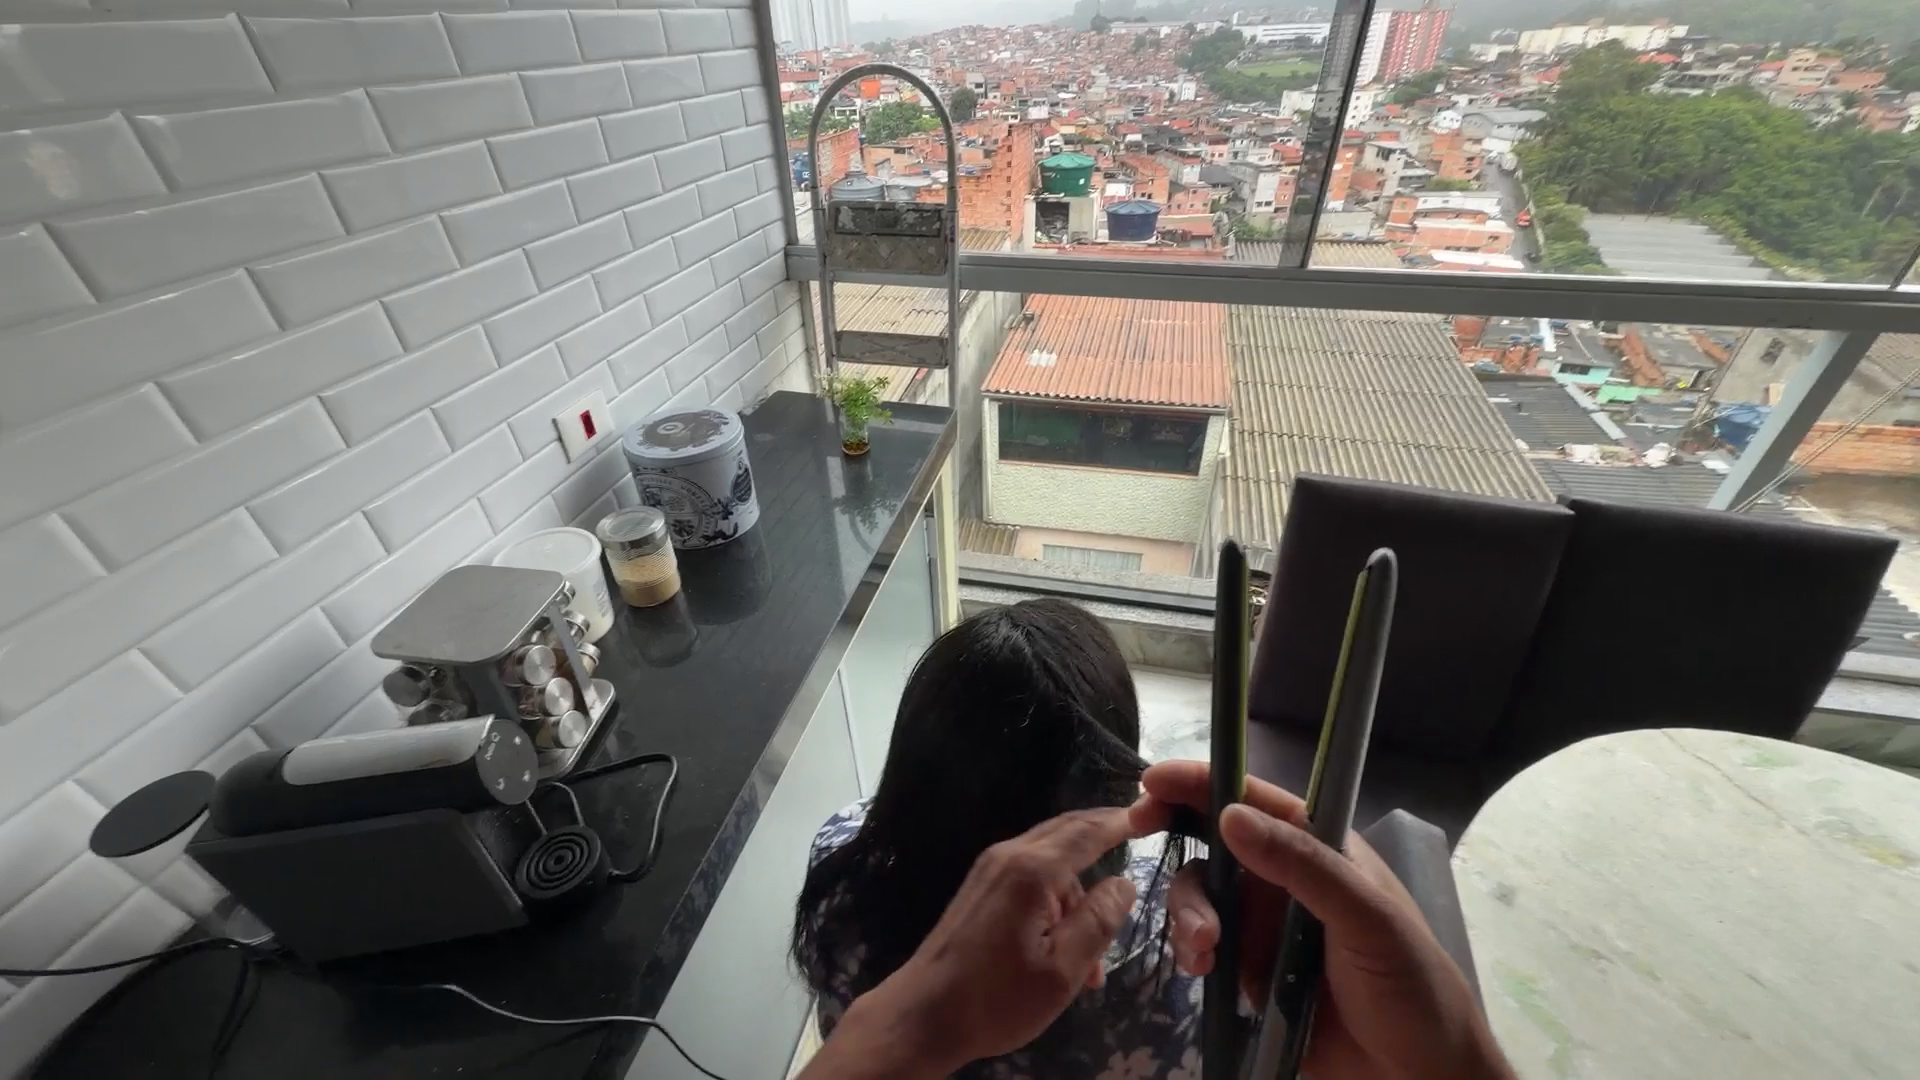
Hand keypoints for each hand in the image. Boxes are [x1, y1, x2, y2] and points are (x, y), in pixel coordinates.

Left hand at [801, 808, 1143, 1079]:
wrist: (925, 1013)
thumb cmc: (997, 997)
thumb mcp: (1062, 970)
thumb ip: (1098, 921)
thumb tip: (1124, 882)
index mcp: (1032, 870)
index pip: (1086, 832)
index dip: (1118, 821)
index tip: (1146, 812)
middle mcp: (1009, 855)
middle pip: (1065, 830)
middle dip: (1100, 832)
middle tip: (1134, 834)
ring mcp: (990, 868)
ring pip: (1048, 858)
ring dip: (1077, 888)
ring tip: (1093, 955)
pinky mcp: (981, 886)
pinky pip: (1029, 875)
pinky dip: (1054, 896)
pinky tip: (1062, 944)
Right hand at [1130, 761, 1512, 1079]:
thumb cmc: (1411, 989)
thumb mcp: (1367, 919)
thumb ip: (1301, 865)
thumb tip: (1228, 815)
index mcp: (1314, 845)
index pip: (1249, 795)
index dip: (1198, 781)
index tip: (1152, 782)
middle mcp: (1280, 873)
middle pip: (1211, 834)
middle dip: (1171, 828)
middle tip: (1139, 830)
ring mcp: (1260, 920)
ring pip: (1199, 889)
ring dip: (1186, 907)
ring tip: (1203, 945)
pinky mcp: (1246, 965)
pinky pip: (1200, 938)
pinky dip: (1189, 944)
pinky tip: (1201, 968)